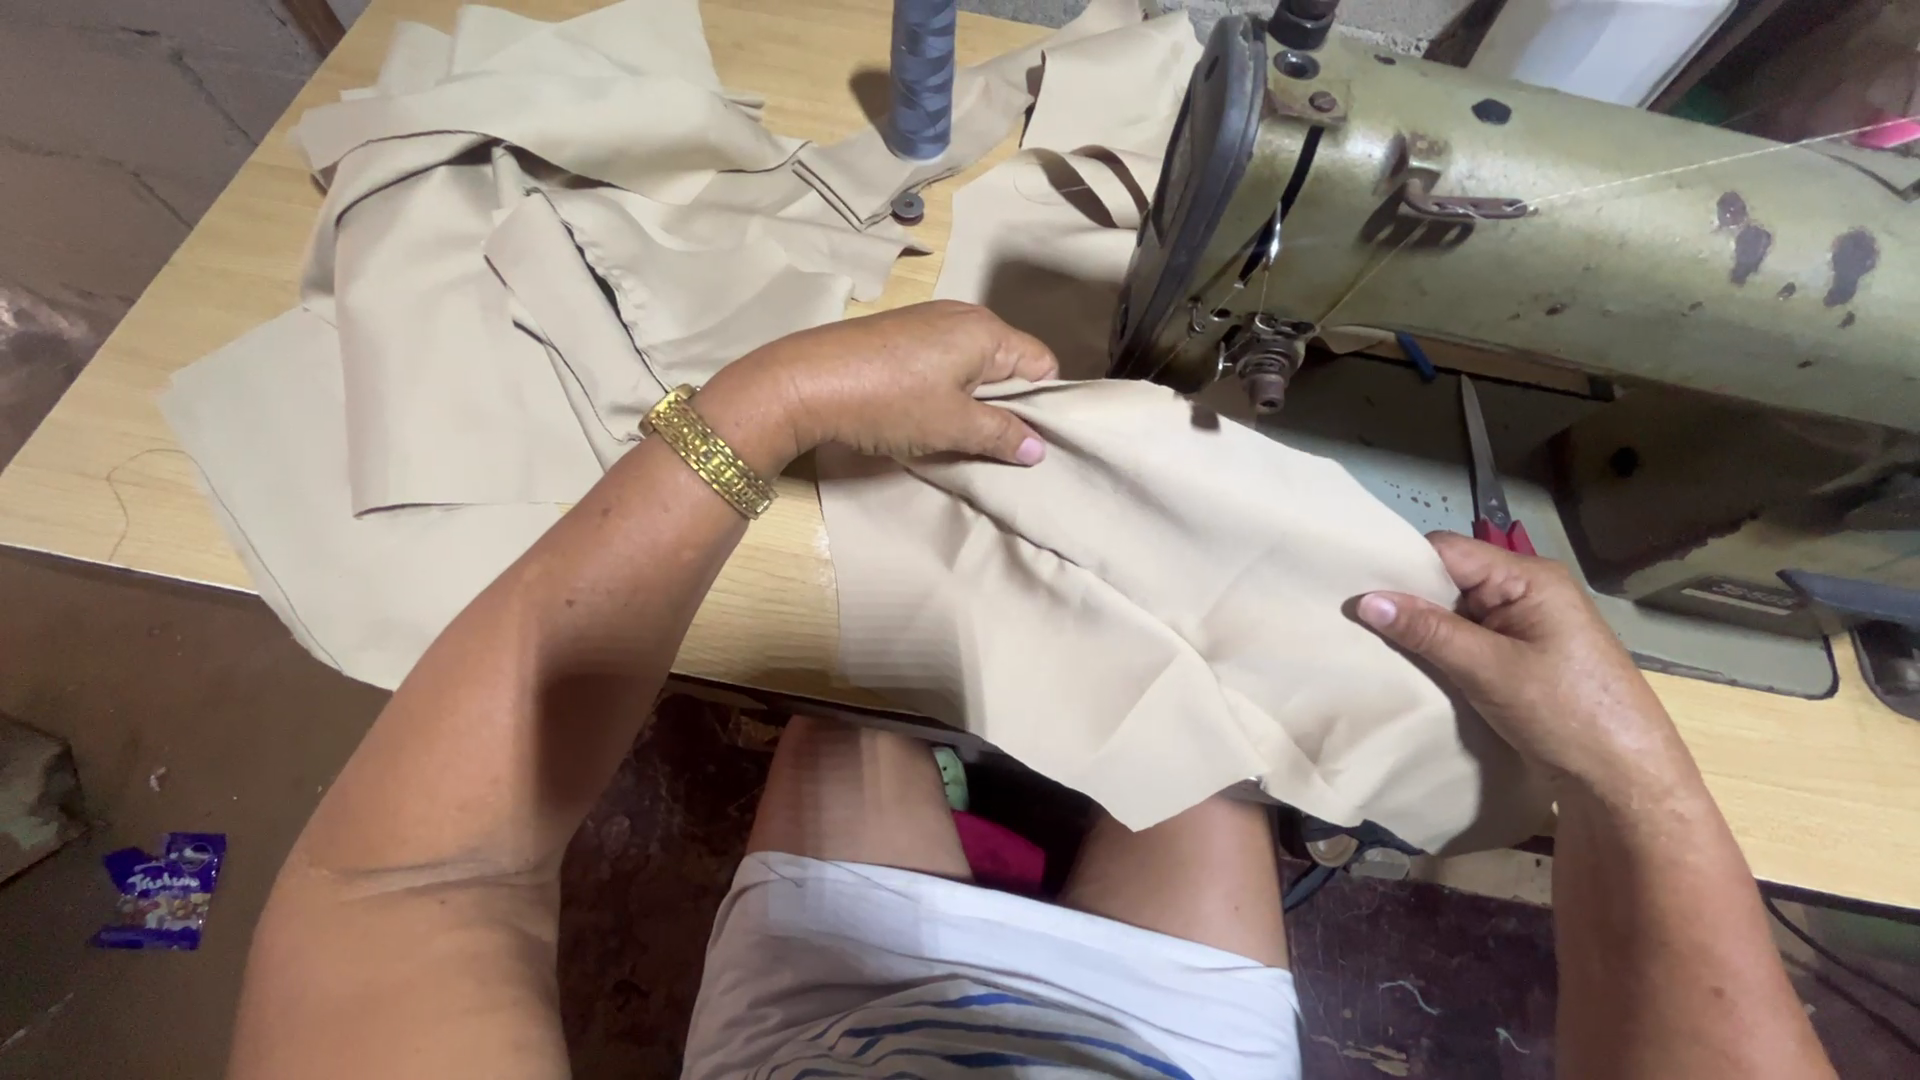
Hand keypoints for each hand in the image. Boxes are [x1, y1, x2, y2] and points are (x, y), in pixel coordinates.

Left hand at [730, 301, 1059, 464]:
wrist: (805, 382)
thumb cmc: (890, 402)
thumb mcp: (953, 425)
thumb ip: (1001, 434)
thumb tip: (1038, 448)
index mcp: (987, 331)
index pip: (1042, 364)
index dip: (1040, 403)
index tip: (1023, 437)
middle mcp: (963, 315)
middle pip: (1008, 362)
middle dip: (1005, 403)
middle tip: (990, 440)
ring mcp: (928, 320)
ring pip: (973, 364)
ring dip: (972, 399)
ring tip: (953, 430)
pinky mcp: (899, 333)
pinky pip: (943, 361)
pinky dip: (944, 388)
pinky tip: (921, 411)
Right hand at [1354, 532, 1701, 802]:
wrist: (1624, 782)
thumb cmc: (1568, 714)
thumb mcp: (1490, 669)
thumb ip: (1427, 631)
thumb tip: (1365, 600)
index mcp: (1528, 578)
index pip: (1446, 552)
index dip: (1400, 565)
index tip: (1354, 586)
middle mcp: (1525, 591)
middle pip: (1446, 577)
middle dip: (1404, 596)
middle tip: (1354, 617)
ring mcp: (1522, 625)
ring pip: (1451, 610)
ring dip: (1418, 625)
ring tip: (1371, 639)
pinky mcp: (1516, 655)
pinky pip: (1463, 636)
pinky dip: (1434, 646)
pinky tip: (1407, 661)